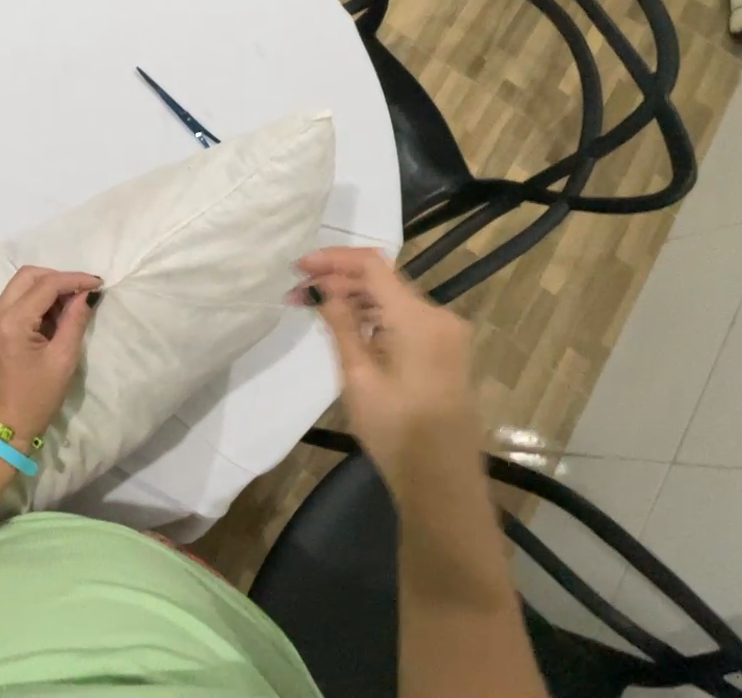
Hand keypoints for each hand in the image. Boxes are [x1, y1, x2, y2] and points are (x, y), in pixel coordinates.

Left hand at [0, 267, 101, 442]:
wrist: (2, 426)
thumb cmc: (35, 398)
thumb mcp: (63, 360)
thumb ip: (75, 321)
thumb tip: (86, 294)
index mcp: (11, 321)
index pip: (45, 284)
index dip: (74, 280)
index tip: (98, 284)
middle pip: (28, 276)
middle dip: (58, 278)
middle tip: (84, 292)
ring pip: (20, 285)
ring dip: (47, 288)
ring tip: (73, 305)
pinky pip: (16, 300)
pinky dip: (36, 300)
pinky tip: (56, 314)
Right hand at [295, 248, 481, 501]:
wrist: (442, 482)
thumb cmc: (396, 430)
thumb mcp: (358, 376)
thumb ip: (340, 324)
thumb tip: (320, 286)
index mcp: (419, 319)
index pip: (372, 266)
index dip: (333, 259)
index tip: (297, 267)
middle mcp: (439, 317)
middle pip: (382, 280)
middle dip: (337, 279)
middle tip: (296, 294)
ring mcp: (445, 334)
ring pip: (391, 298)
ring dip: (352, 297)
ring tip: (312, 309)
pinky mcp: (443, 350)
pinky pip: (403, 317)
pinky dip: (372, 314)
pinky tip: (344, 325)